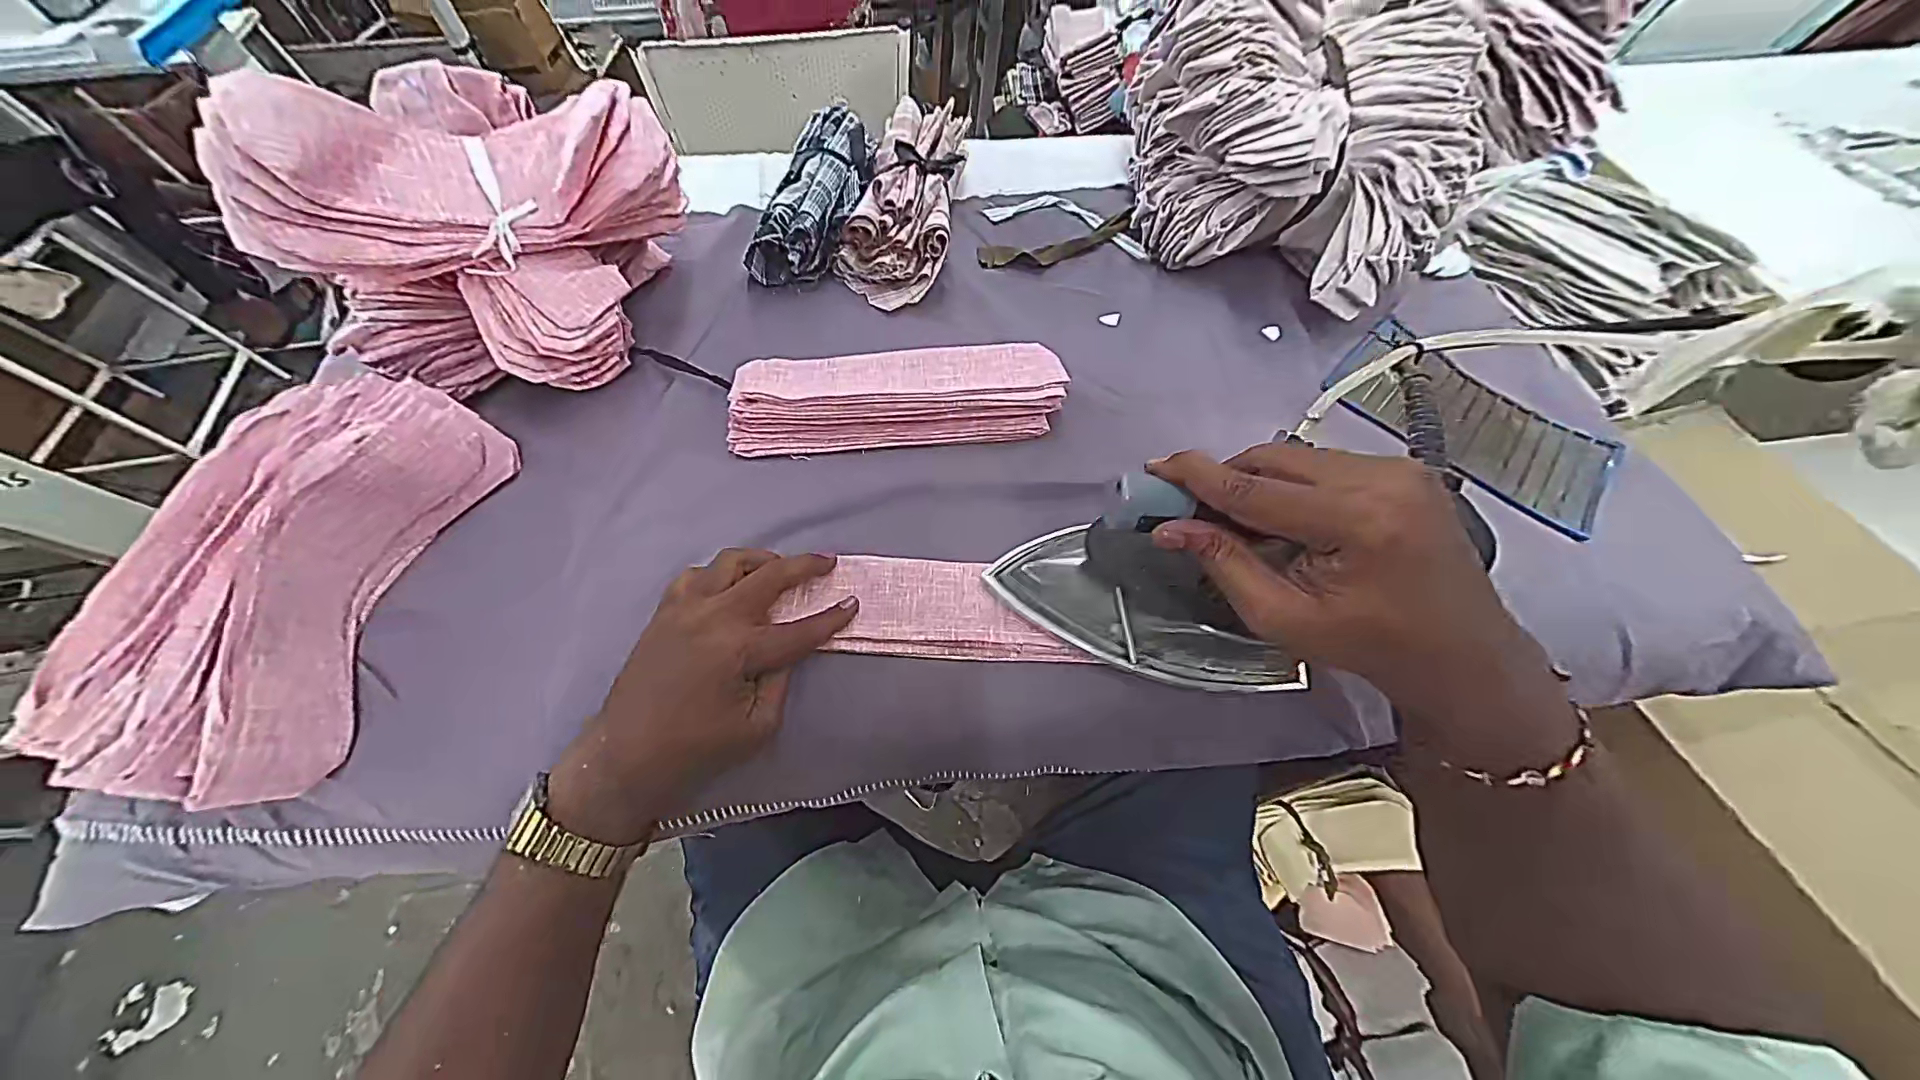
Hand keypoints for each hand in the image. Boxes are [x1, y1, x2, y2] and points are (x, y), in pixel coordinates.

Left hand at [548, 550, 856, 844]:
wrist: (625, 755)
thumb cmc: (696, 748)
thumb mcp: (757, 726)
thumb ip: (781, 680)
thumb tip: (791, 650)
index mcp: (739, 649)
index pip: (799, 629)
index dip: (831, 618)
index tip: (853, 603)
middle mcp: (713, 618)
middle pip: (768, 576)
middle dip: (804, 565)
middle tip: (826, 562)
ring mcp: (684, 609)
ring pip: (729, 562)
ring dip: (761, 560)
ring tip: (778, 568)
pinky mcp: (663, 612)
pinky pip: (695, 575)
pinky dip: (719, 573)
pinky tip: (728, 587)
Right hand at [1147, 442, 1553, 722]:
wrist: (1462, 655)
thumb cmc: (1371, 648)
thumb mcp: (1282, 617)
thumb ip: (1224, 563)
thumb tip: (1172, 528)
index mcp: (1359, 520)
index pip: (1255, 488)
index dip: (1197, 476)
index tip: (1157, 469)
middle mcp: (1384, 478)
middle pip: (1274, 459)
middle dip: (1224, 479)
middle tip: (1192, 510)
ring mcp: (1400, 469)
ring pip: (1296, 457)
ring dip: (1256, 483)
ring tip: (1241, 524)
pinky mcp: (1404, 471)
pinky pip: (1322, 464)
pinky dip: (1289, 485)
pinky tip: (1284, 521)